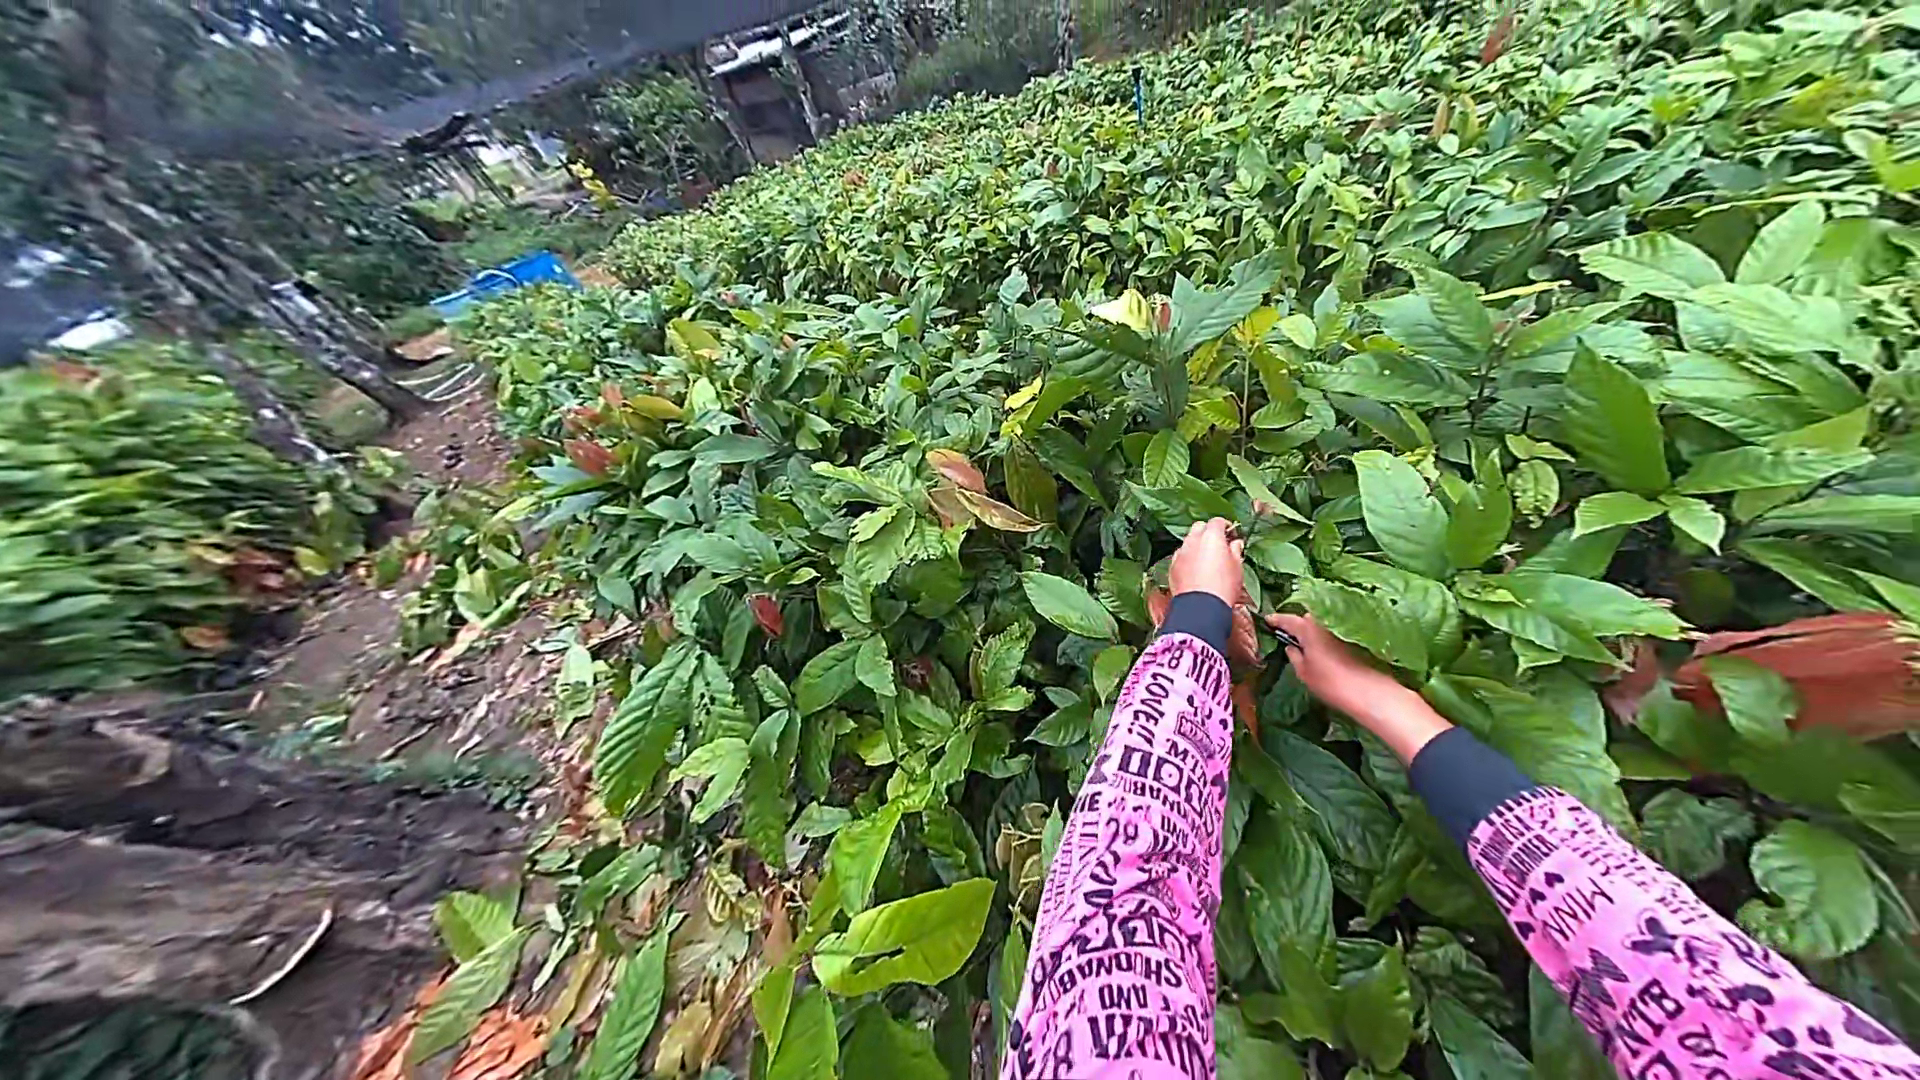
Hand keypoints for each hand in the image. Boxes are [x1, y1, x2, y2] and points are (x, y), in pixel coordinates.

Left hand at [1168, 518, 1244, 606]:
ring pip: (1188, 542)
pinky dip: (1188, 558)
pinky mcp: (1172, 566)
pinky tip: (1195, 569)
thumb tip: (1235, 543)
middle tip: (1219, 544)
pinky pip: (1181, 556)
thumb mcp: (1237, 566)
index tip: (1231, 534)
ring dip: (1197, 545)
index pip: (1217, 521)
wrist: (1201, 606)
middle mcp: (1192, 540)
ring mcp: (1180, 553)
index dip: (1225, 526)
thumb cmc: (1223, 586)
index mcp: (1211, 536)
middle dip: (1208, 532)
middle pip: (1199, 527)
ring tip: (1207, 558)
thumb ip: (1235, 550)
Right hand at [1265, 613, 1451, 762]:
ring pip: (1324, 624)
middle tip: (1291, 635)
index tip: (1268, 620)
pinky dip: (1330, 637)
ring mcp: (1344, 628)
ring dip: (1316, 630)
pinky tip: (1327, 649)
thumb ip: (1294, 656)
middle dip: (1299, 623)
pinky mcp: (1359, 637)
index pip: (1286, 619)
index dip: (1276, 620)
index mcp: (1308, 627)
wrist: (1375, 695)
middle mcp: (1326, 621)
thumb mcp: (1304, 673)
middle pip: (1308, 618)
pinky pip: (1337, 632)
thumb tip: (1292, 647)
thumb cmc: (1333, 683)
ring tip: (1309, 643)